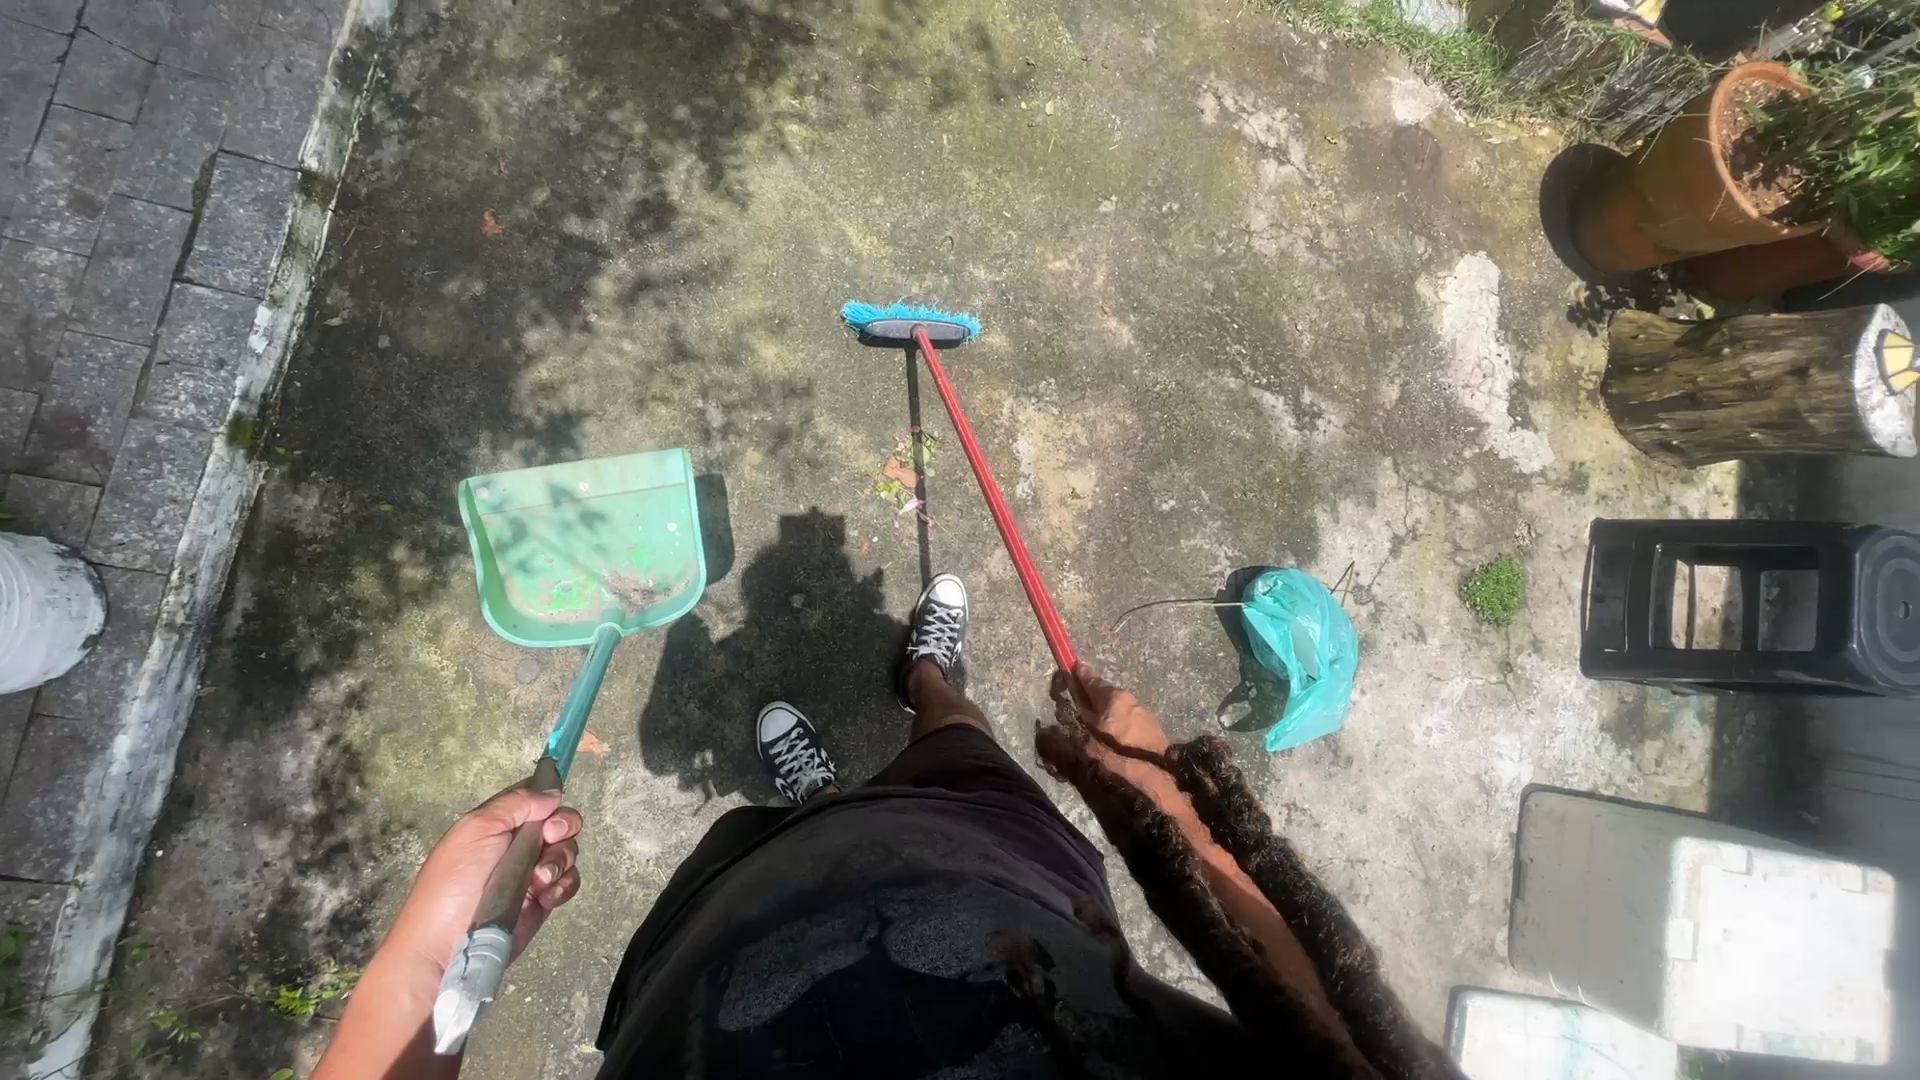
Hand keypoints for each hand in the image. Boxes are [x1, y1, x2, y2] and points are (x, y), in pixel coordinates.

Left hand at [388, 784, 583, 970]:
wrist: (443, 948)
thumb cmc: (454, 884)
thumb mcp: (476, 830)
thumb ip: (516, 803)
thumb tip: (553, 794)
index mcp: (499, 824)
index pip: (534, 798)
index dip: (549, 797)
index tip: (550, 808)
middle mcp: (518, 845)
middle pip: (560, 820)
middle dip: (563, 826)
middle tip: (550, 838)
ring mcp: (533, 872)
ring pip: (568, 850)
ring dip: (560, 860)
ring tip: (539, 880)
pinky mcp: (543, 899)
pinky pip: (569, 881)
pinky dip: (564, 885)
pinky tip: (546, 896)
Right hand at [1052, 663, 1170, 755]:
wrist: (1162, 778)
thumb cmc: (1120, 758)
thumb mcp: (1087, 746)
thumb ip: (1073, 731)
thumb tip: (1057, 725)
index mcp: (1113, 698)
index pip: (1091, 681)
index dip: (1080, 676)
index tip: (1073, 666)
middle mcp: (1129, 700)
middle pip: (1105, 694)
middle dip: (1092, 696)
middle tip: (1079, 700)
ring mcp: (1144, 714)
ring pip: (1118, 708)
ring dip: (1105, 711)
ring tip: (1094, 724)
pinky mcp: (1152, 729)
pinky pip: (1128, 720)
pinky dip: (1117, 722)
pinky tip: (1113, 736)